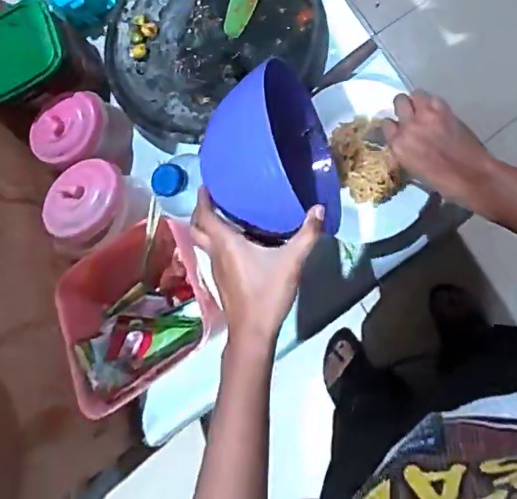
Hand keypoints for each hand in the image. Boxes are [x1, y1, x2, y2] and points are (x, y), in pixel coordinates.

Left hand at [191, 188, 324, 349]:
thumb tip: (319, 208)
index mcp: (225, 244)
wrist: (253, 334)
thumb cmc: (267, 294)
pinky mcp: (221, 279)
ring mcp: (215, 268)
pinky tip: (235, 240)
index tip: (207, 183)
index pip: (205, 215)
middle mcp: (215, 253)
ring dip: (207, 226)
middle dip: (201, 210)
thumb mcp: (291, 262)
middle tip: (214, 196)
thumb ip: (307, 235)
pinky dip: (216, 240)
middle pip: (198, 227)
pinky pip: (212, 251)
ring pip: (203, 241)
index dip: (203, 198)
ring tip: (225, 212)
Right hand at [387, 92, 497, 210]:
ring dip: (418, 100)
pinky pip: (433, 98)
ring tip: (425, 109)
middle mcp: (408, 127)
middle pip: (399, 101)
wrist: (473, 177)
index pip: (386, 124)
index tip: (400, 127)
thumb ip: (404, 151)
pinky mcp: (444, 111)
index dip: (394, 125)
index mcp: (398, 146)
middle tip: (412, 114)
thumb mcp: (414, 170)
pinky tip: (438, 111)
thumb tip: (404, 141)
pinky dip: (434, 102)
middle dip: (404, 106)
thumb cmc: (443, 182)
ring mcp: (426, 116)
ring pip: (415, 94)